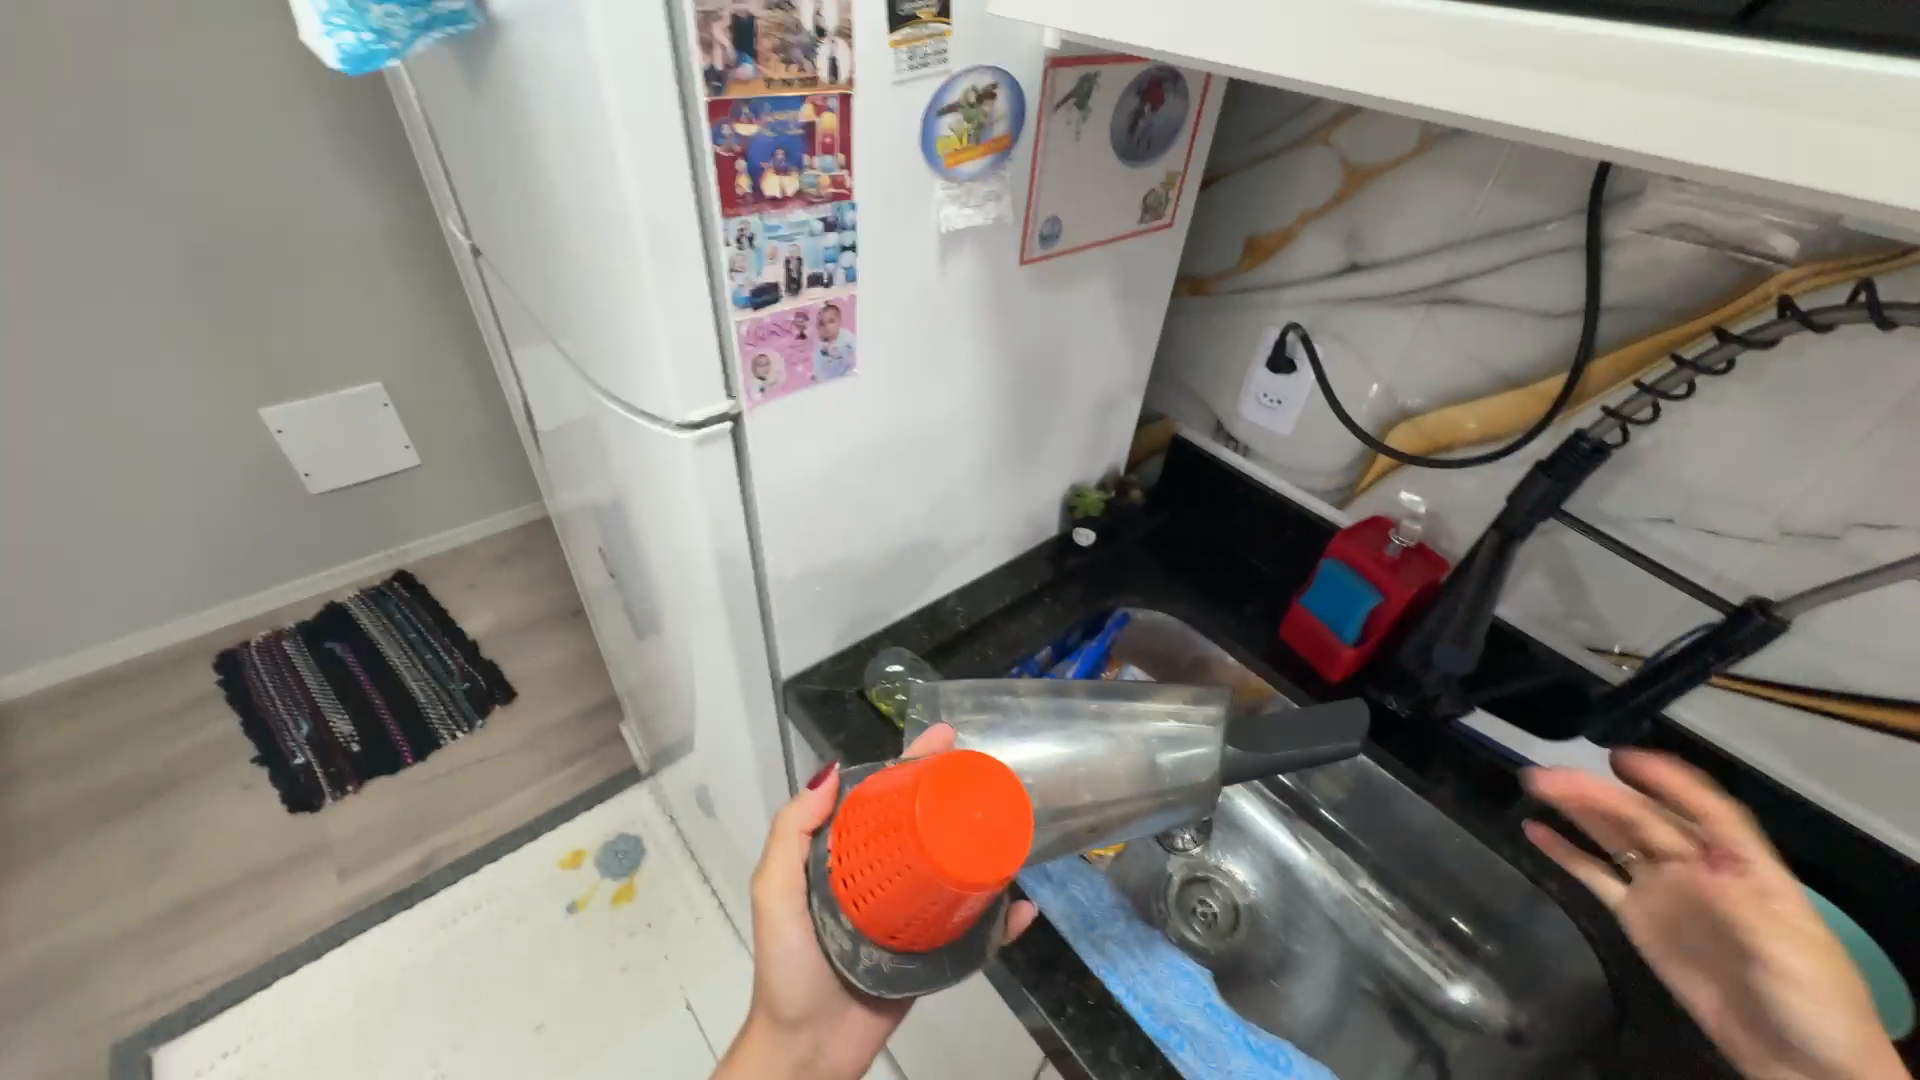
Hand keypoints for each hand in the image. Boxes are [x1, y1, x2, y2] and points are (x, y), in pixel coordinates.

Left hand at [714, 724, 1039, 1079]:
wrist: (810, 1048)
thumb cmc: (790, 965)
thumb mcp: (775, 890)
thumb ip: (792, 832)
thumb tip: (831, 770)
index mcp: (846, 857)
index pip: (884, 798)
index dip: (913, 764)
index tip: (946, 738)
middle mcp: (883, 877)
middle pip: (926, 825)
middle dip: (956, 793)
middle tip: (989, 772)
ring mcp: (912, 914)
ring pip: (954, 868)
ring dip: (984, 845)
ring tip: (1012, 822)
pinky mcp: (933, 952)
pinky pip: (972, 930)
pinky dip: (1000, 919)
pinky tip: (1022, 906)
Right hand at [1523, 750, 1906, 1079]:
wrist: (1800, 1064)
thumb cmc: (1814, 1005)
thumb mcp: (1790, 956)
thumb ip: (1745, 910)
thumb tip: (1699, 868)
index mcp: (1745, 869)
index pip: (1707, 812)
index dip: (1668, 782)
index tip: (1623, 758)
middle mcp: (1698, 870)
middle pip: (1643, 819)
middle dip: (1598, 793)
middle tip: (1550, 775)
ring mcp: (1663, 892)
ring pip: (1613, 838)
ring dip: (1575, 811)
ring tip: (1535, 786)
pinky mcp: (1636, 918)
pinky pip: (1594, 877)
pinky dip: (1564, 853)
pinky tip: (1534, 831)